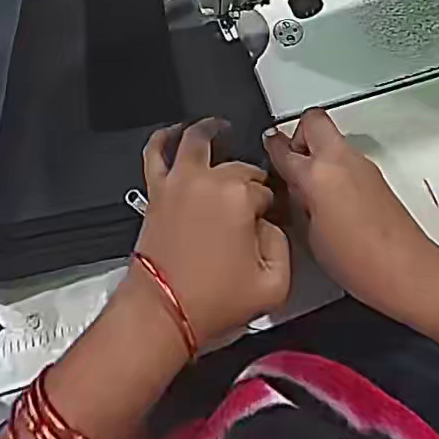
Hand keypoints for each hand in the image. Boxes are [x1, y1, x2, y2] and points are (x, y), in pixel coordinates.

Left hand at [131, 119, 291, 347]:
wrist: (163, 310)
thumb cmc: (209, 299)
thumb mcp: (273, 284)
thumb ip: (282, 244)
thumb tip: (271, 226)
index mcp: (239, 197)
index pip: (264, 189)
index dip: (270, 204)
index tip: (268, 218)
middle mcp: (207, 181)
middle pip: (238, 165)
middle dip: (249, 178)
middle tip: (253, 195)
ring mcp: (179, 181)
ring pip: (196, 139)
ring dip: (211, 130)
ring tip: (221, 128)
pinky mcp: (157, 190)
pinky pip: (156, 153)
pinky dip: (162, 138)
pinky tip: (171, 133)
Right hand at [265, 108, 438, 321]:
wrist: (409, 274)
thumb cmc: (363, 263)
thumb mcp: (309, 236)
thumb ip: (296, 202)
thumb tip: (293, 190)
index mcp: (318, 174)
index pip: (284, 148)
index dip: (272, 147)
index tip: (269, 148)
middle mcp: (342, 161)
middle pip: (313, 121)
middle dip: (298, 135)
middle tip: (291, 160)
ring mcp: (363, 166)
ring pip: (332, 139)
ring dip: (318, 153)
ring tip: (310, 187)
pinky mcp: (376, 177)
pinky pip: (347, 159)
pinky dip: (334, 168)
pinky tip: (330, 198)